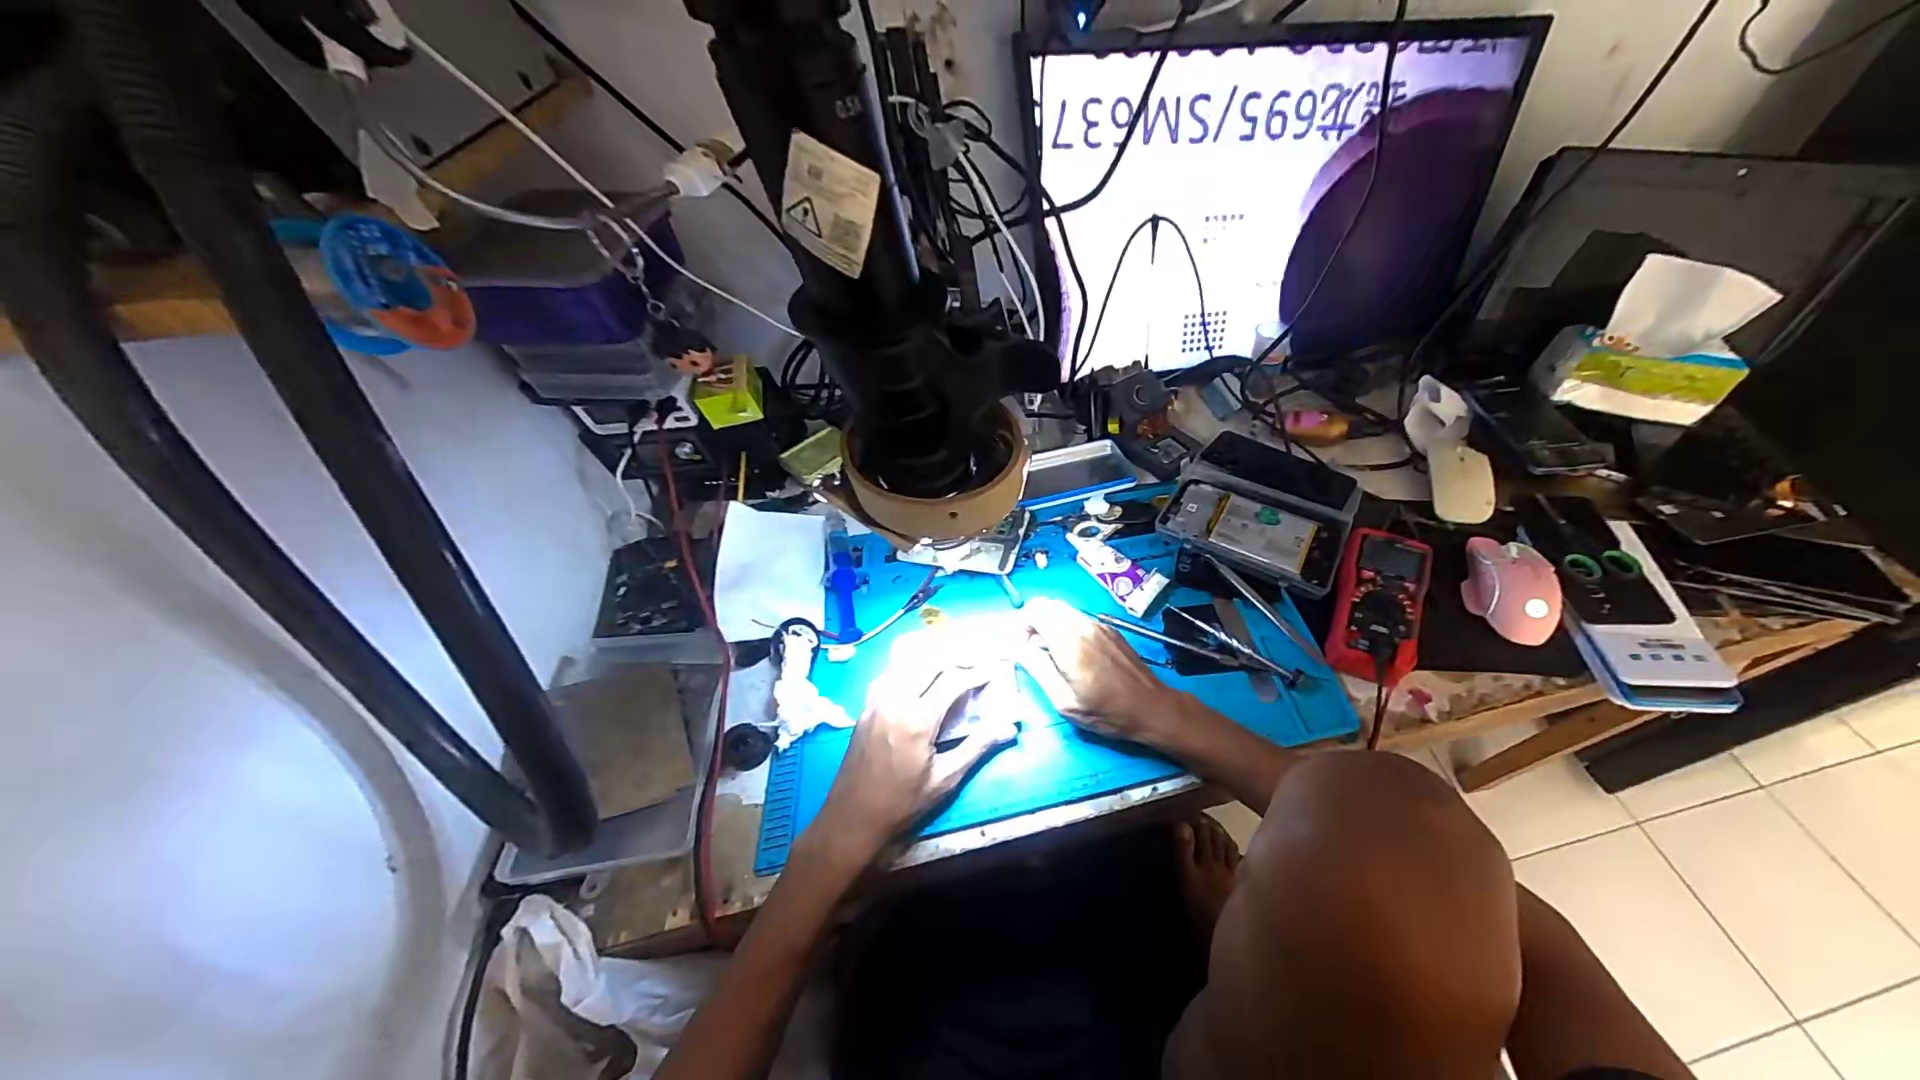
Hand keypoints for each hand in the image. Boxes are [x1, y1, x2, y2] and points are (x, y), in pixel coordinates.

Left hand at [806, 635, 1016, 867]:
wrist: (852, 817)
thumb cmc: (902, 803)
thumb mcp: (945, 779)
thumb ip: (977, 746)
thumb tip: (1008, 726)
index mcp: (917, 719)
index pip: (952, 681)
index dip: (976, 673)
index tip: (994, 669)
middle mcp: (895, 701)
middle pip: (930, 664)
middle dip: (956, 661)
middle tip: (977, 665)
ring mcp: (876, 701)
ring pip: (907, 664)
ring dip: (931, 661)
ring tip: (952, 667)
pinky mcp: (866, 707)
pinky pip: (890, 675)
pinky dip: (909, 668)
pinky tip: (919, 676)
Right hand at [1019, 597, 1182, 744]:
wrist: (1153, 708)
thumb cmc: (1108, 713)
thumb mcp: (1065, 702)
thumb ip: (1038, 670)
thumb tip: (1017, 649)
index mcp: (1070, 643)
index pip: (1035, 611)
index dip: (1021, 626)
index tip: (1021, 648)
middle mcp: (1084, 627)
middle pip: (1048, 605)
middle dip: (1033, 622)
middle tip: (1032, 648)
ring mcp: (1099, 625)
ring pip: (1063, 610)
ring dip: (1050, 624)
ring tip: (1051, 652)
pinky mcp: (1109, 629)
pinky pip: (1078, 618)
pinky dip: (1066, 627)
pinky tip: (1073, 653)